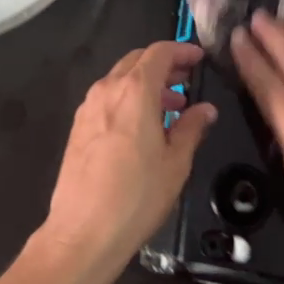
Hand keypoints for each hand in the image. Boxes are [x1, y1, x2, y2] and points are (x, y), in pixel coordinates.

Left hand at [41, 40, 217, 267]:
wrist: (83, 232)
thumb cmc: (136, 196)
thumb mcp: (175, 163)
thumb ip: (191, 128)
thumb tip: (206, 109)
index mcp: (135, 90)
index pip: (159, 52)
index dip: (181, 50)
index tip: (198, 58)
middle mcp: (108, 89)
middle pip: (137, 61)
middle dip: (163, 65)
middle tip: (185, 81)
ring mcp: (88, 107)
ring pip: (120, 79)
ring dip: (145, 83)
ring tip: (169, 108)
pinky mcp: (78, 126)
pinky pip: (107, 99)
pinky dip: (128, 99)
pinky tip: (141, 127)